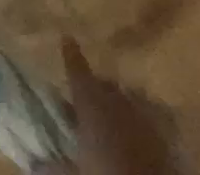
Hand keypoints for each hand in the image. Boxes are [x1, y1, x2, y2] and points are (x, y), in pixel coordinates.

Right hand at [37, 39, 178, 174]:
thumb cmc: (106, 174)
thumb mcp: (73, 174)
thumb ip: (52, 165)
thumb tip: (34, 162)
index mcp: (92, 105)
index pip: (78, 73)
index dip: (71, 55)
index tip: (67, 37)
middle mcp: (118, 102)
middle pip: (104, 84)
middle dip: (94, 87)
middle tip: (83, 99)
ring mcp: (144, 114)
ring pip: (127, 97)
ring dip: (116, 101)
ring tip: (110, 114)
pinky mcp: (165, 130)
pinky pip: (150, 114)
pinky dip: (140, 116)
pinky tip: (137, 128)